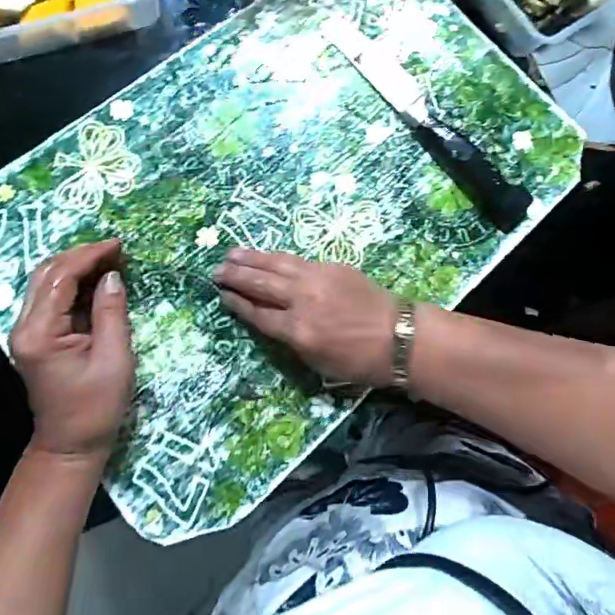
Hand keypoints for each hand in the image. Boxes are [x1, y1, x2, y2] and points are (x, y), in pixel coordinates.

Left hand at [9, 239, 135, 461]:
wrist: (72, 444)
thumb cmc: (97, 405)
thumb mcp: (114, 357)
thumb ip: (112, 312)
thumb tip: (113, 276)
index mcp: (40, 334)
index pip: (60, 279)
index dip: (90, 256)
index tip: (120, 244)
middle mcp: (25, 329)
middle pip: (47, 275)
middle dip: (82, 255)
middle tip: (118, 249)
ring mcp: (28, 334)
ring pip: (47, 284)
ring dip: (78, 267)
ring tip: (113, 259)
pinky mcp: (39, 338)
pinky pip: (54, 300)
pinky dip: (76, 283)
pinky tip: (101, 280)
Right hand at [213, 249, 398, 386]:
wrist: (398, 334)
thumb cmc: (358, 360)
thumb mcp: (316, 361)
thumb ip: (291, 338)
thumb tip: (273, 318)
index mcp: (297, 331)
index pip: (257, 313)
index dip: (237, 303)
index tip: (222, 294)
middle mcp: (303, 300)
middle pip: (262, 284)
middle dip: (237, 276)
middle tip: (216, 270)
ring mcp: (319, 279)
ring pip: (279, 264)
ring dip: (253, 258)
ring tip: (232, 253)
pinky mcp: (335, 267)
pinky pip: (300, 261)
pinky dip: (280, 258)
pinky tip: (270, 256)